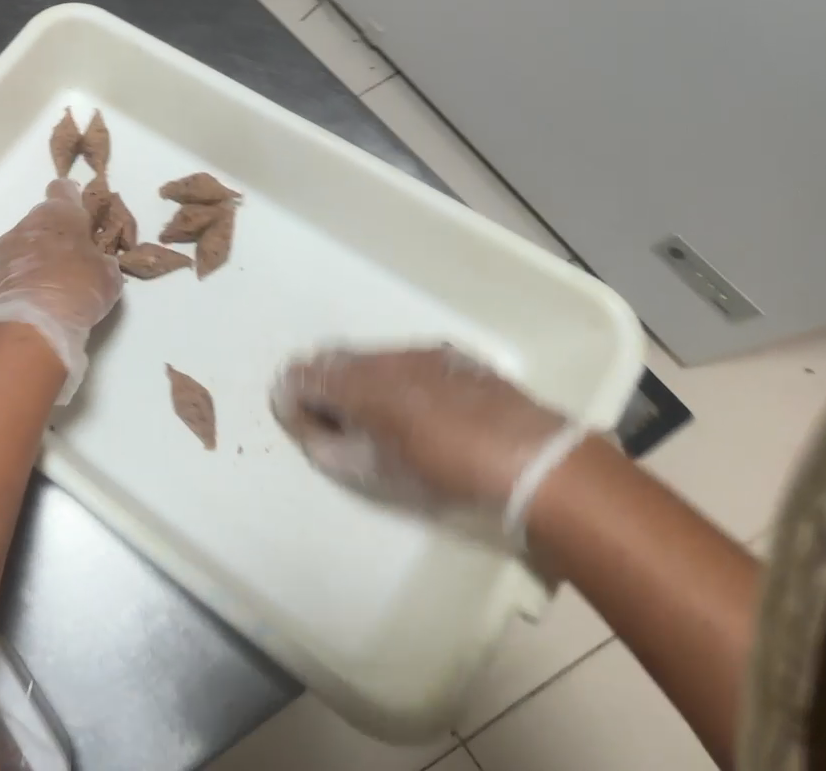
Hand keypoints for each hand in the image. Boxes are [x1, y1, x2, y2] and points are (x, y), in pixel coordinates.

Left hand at [0, 179, 123, 402]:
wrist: (33, 322)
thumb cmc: (78, 290)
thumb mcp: (108, 276)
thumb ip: (102, 259)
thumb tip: (96, 260)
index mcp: (60, 215)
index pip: (63, 190)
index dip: (71, 199)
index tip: (78, 214)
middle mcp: (28, 223)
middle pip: (42, 220)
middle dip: (54, 235)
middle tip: (70, 260)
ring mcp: (5, 246)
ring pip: (22, 243)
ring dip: (34, 256)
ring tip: (48, 284)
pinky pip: (7, 266)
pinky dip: (17, 276)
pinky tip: (29, 296)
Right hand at [270, 347, 591, 550]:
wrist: (534, 461)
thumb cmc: (444, 473)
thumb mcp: (372, 473)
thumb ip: (325, 445)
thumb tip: (304, 425)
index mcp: (355, 384)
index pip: (300, 375)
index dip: (291, 399)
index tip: (298, 423)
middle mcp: (381, 357)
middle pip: (330, 358)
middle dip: (321, 384)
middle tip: (332, 421)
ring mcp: (419, 352)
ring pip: (368, 357)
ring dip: (358, 380)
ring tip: (377, 417)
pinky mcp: (453, 356)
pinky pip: (404, 360)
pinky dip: (393, 378)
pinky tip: (416, 407)